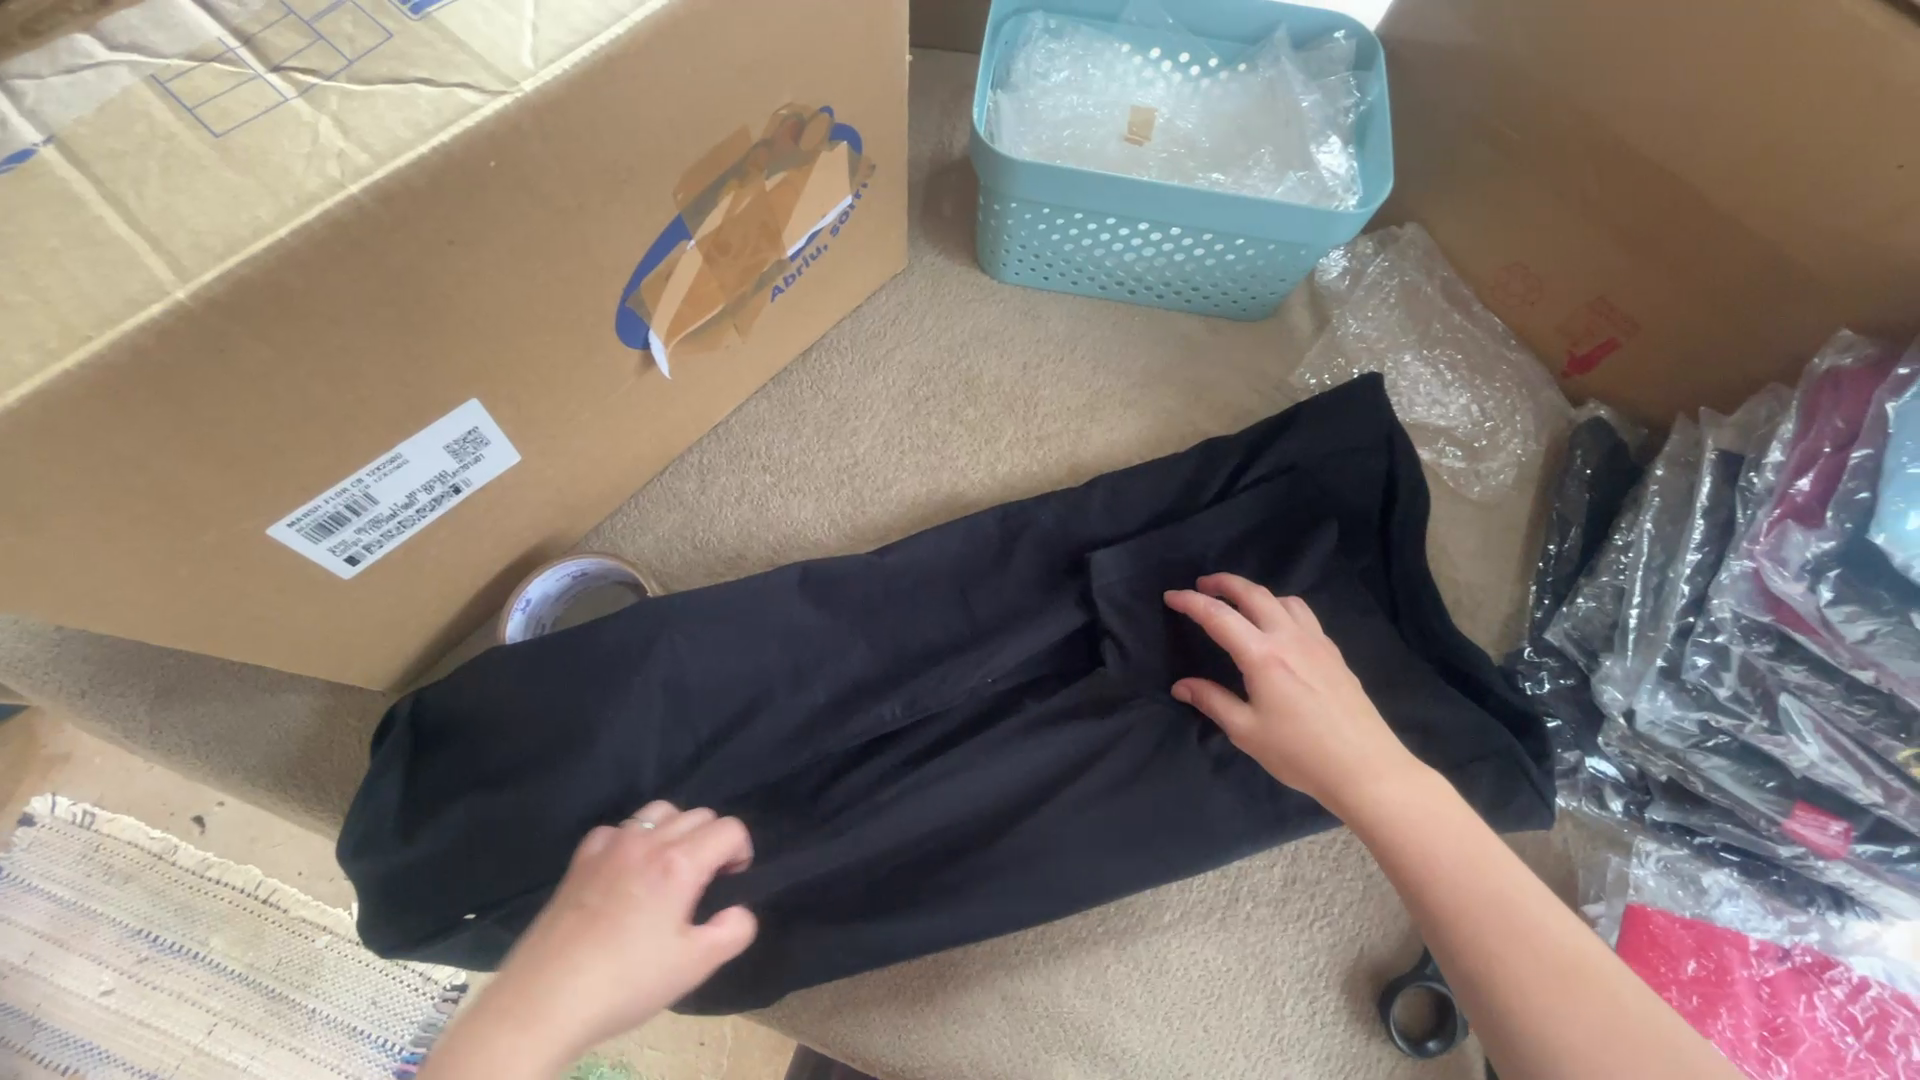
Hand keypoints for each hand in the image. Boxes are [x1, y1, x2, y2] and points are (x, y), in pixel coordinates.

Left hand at [421, 803, 756, 1078]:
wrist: (543, 1002)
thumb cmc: (625, 982)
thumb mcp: (694, 966)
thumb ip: (733, 931)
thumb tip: (740, 910)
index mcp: (680, 864)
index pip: (729, 828)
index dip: (741, 850)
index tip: (734, 880)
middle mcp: (647, 843)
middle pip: (698, 814)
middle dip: (713, 840)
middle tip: (707, 880)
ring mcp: (609, 846)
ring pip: (659, 812)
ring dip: (677, 830)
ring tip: (671, 868)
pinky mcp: (580, 860)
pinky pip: (619, 828)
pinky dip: (634, 839)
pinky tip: (627, 870)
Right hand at [1163, 573, 1424, 812]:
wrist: (1366, 768)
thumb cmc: (1300, 753)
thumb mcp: (1246, 732)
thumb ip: (1212, 701)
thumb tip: (1181, 686)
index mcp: (1263, 656)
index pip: (1219, 617)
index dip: (1191, 602)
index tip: (1171, 596)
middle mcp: (1290, 639)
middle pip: (1254, 594)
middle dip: (1224, 583)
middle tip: (1202, 585)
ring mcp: (1317, 643)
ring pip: (1283, 600)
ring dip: (1256, 593)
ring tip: (1240, 604)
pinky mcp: (1334, 655)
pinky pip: (1304, 616)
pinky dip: (1281, 608)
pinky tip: (1278, 628)